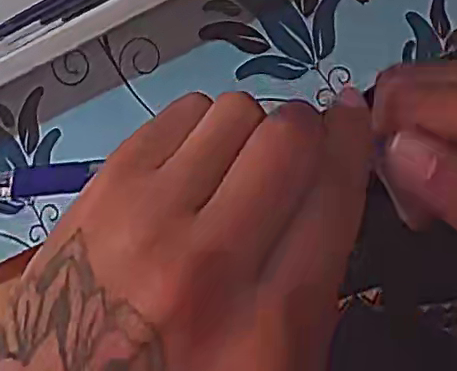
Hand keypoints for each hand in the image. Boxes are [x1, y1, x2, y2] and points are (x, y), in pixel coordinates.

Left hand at [0, 89, 371, 370]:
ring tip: (235, 162)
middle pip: (287, 135)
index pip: (333, 194)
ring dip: (249, 128)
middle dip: (304, 129)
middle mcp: (209, 262)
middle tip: (296, 147)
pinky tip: (191, 161)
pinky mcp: (104, 186)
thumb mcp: (271, 367)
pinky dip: (199, 126)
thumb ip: (312, 284)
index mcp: (267, 330)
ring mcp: (148, 216)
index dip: (352, 141)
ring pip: (234, 111)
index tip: (352, 116)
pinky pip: (180, 111)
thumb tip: (330, 182)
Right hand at [371, 56, 456, 337]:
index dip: (393, 152)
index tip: (415, 212)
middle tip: (420, 205)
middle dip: (395, 143)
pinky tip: (444, 165)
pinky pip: (426, 85)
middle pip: (403, 84)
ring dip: (404, 136)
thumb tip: (397, 146)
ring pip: (409, 82)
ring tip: (434, 191)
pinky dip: (419, 125)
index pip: (410, 100)